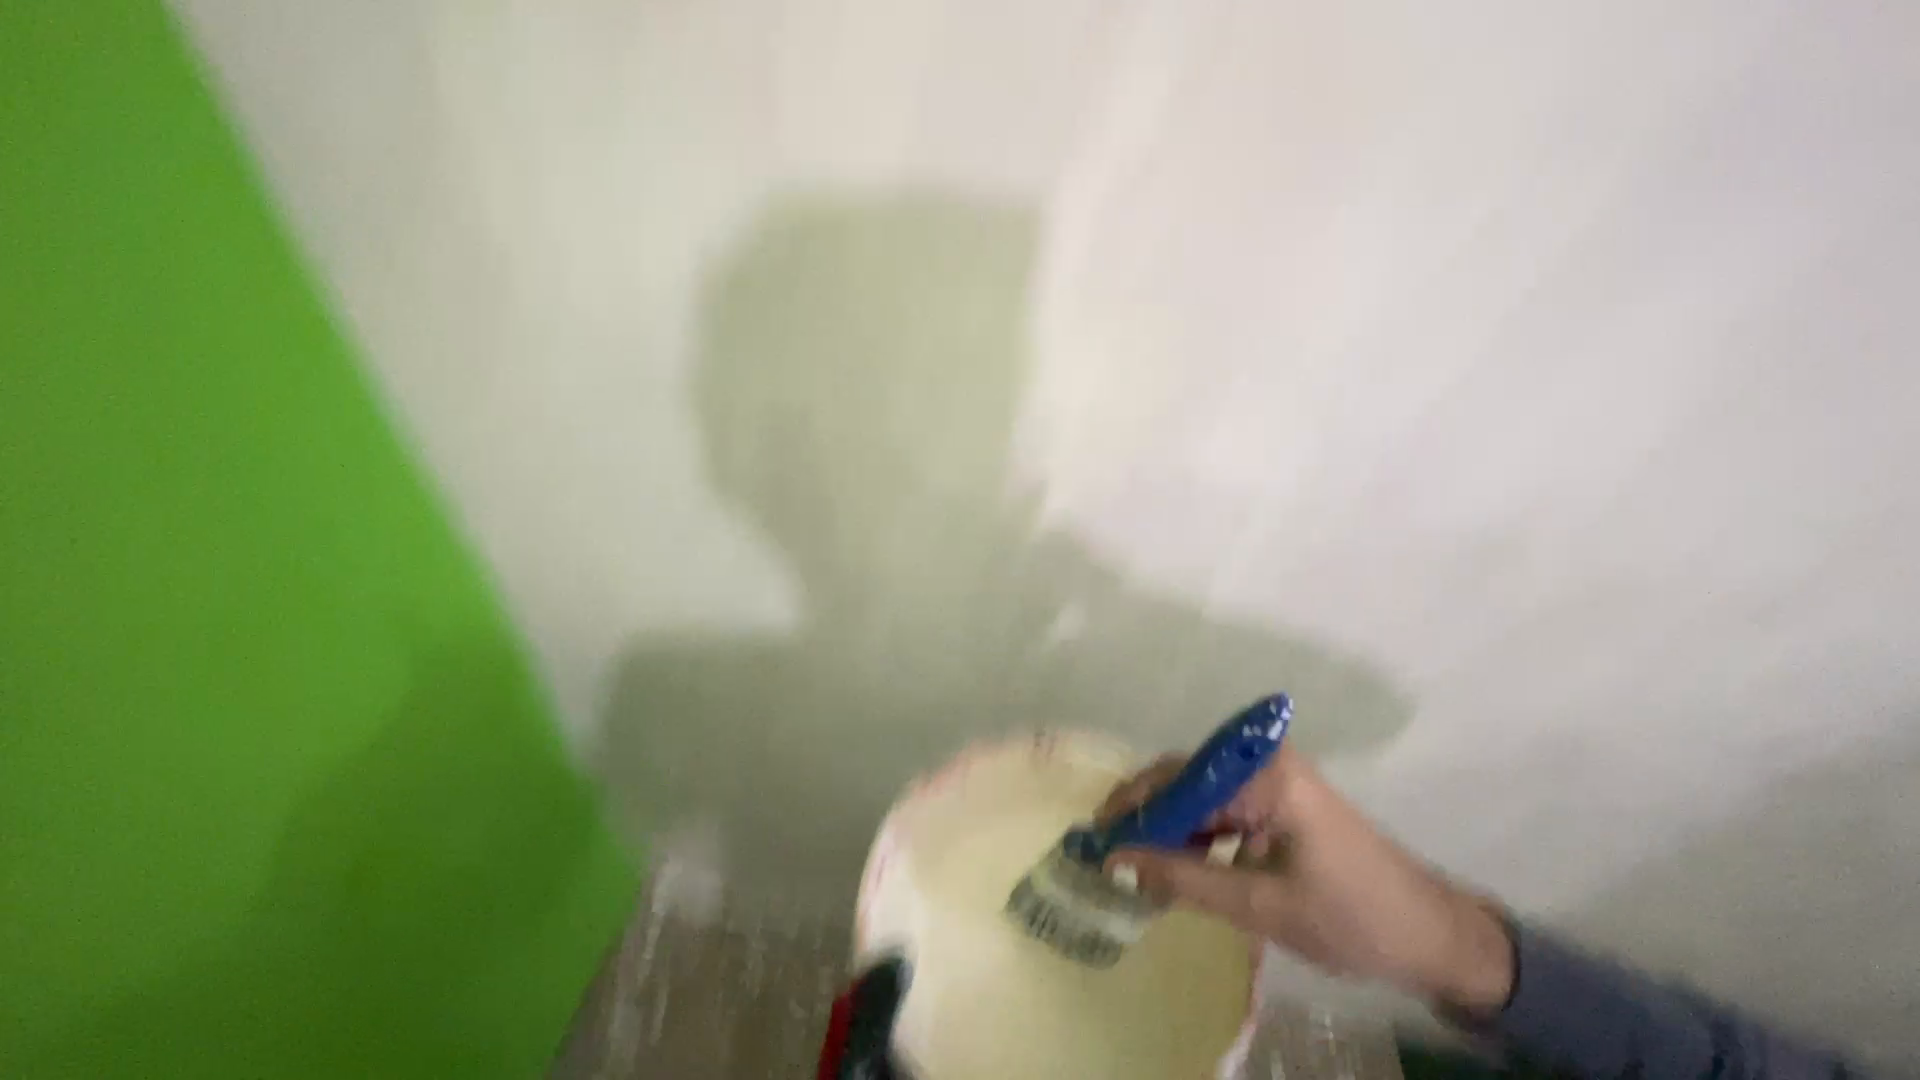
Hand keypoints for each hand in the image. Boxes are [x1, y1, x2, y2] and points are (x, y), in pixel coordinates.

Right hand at [1098, 746, 1515, 1016]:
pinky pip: (1227, 806)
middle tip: (1111, 853)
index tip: (1097, 839)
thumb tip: (1115, 859)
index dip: (1134, 807)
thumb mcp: (1259, 907)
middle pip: (1189, 777)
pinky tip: (1181, 863)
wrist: (1435, 938)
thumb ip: (1182, 878)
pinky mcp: (1285, 801)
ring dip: (1171, 825)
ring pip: (1204, 792)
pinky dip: (1199, 833)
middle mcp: (1269, 763)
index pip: (1180, 778)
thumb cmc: (1351, 920)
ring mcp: (1279, 780)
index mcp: (1267, 776)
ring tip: (1138, 861)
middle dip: (1148, 813)